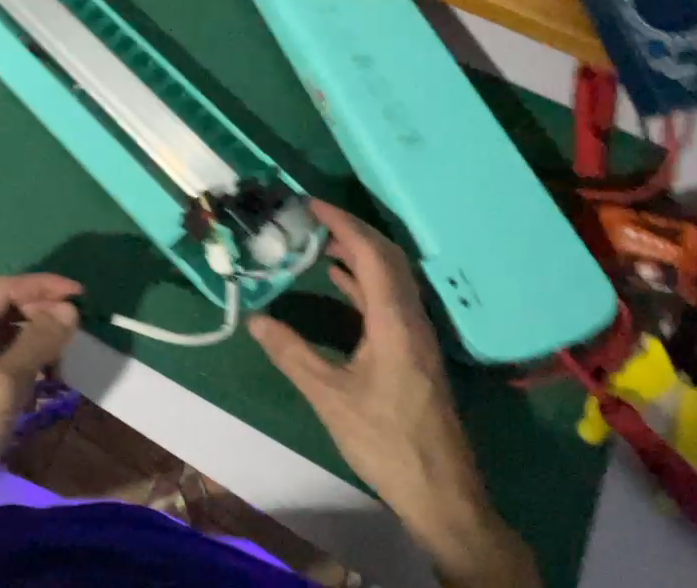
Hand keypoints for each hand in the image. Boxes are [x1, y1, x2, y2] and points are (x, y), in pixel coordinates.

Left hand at [0, 273, 81, 517]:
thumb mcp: (3, 387)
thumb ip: (36, 342)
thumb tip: (69, 308)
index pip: (4, 289)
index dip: (43, 286)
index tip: (82, 294)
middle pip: (7, 311)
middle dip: (43, 315)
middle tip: (78, 331)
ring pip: (10, 340)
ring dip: (39, 344)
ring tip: (64, 363)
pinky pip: (8, 367)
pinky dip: (31, 369)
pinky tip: (48, 385)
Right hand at [247, 201, 537, 587]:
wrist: (441, 492)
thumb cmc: (385, 440)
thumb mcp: (329, 396)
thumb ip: (291, 353)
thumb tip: (255, 318)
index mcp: (394, 322)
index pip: (372, 255)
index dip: (343, 224)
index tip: (311, 205)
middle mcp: (411, 320)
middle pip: (388, 259)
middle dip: (352, 230)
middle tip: (312, 216)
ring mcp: (415, 336)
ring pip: (390, 278)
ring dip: (359, 253)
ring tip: (320, 240)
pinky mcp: (412, 352)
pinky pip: (388, 300)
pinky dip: (362, 281)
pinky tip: (338, 282)